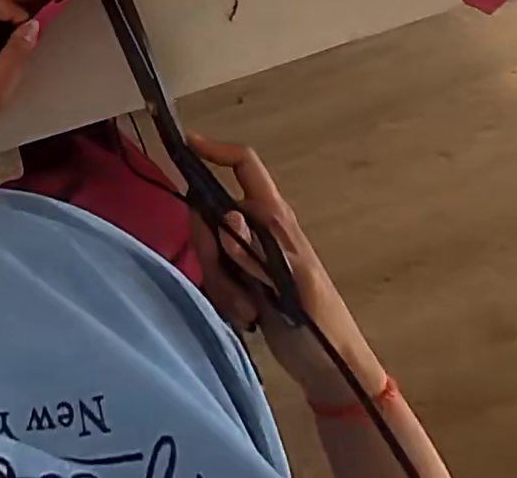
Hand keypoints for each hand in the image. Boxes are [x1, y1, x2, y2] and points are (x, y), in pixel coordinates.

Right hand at [185, 135, 388, 407]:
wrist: (331, 373)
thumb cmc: (323, 326)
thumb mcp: (296, 285)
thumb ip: (259, 248)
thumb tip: (227, 214)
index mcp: (274, 218)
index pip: (244, 166)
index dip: (216, 150)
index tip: (185, 144)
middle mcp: (255, 226)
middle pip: (208, 211)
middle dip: (210, 248)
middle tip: (229, 282)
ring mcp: (243, 251)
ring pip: (206, 244)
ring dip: (218, 280)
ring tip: (246, 309)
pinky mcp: (236, 275)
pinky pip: (209, 271)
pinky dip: (221, 294)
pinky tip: (243, 314)